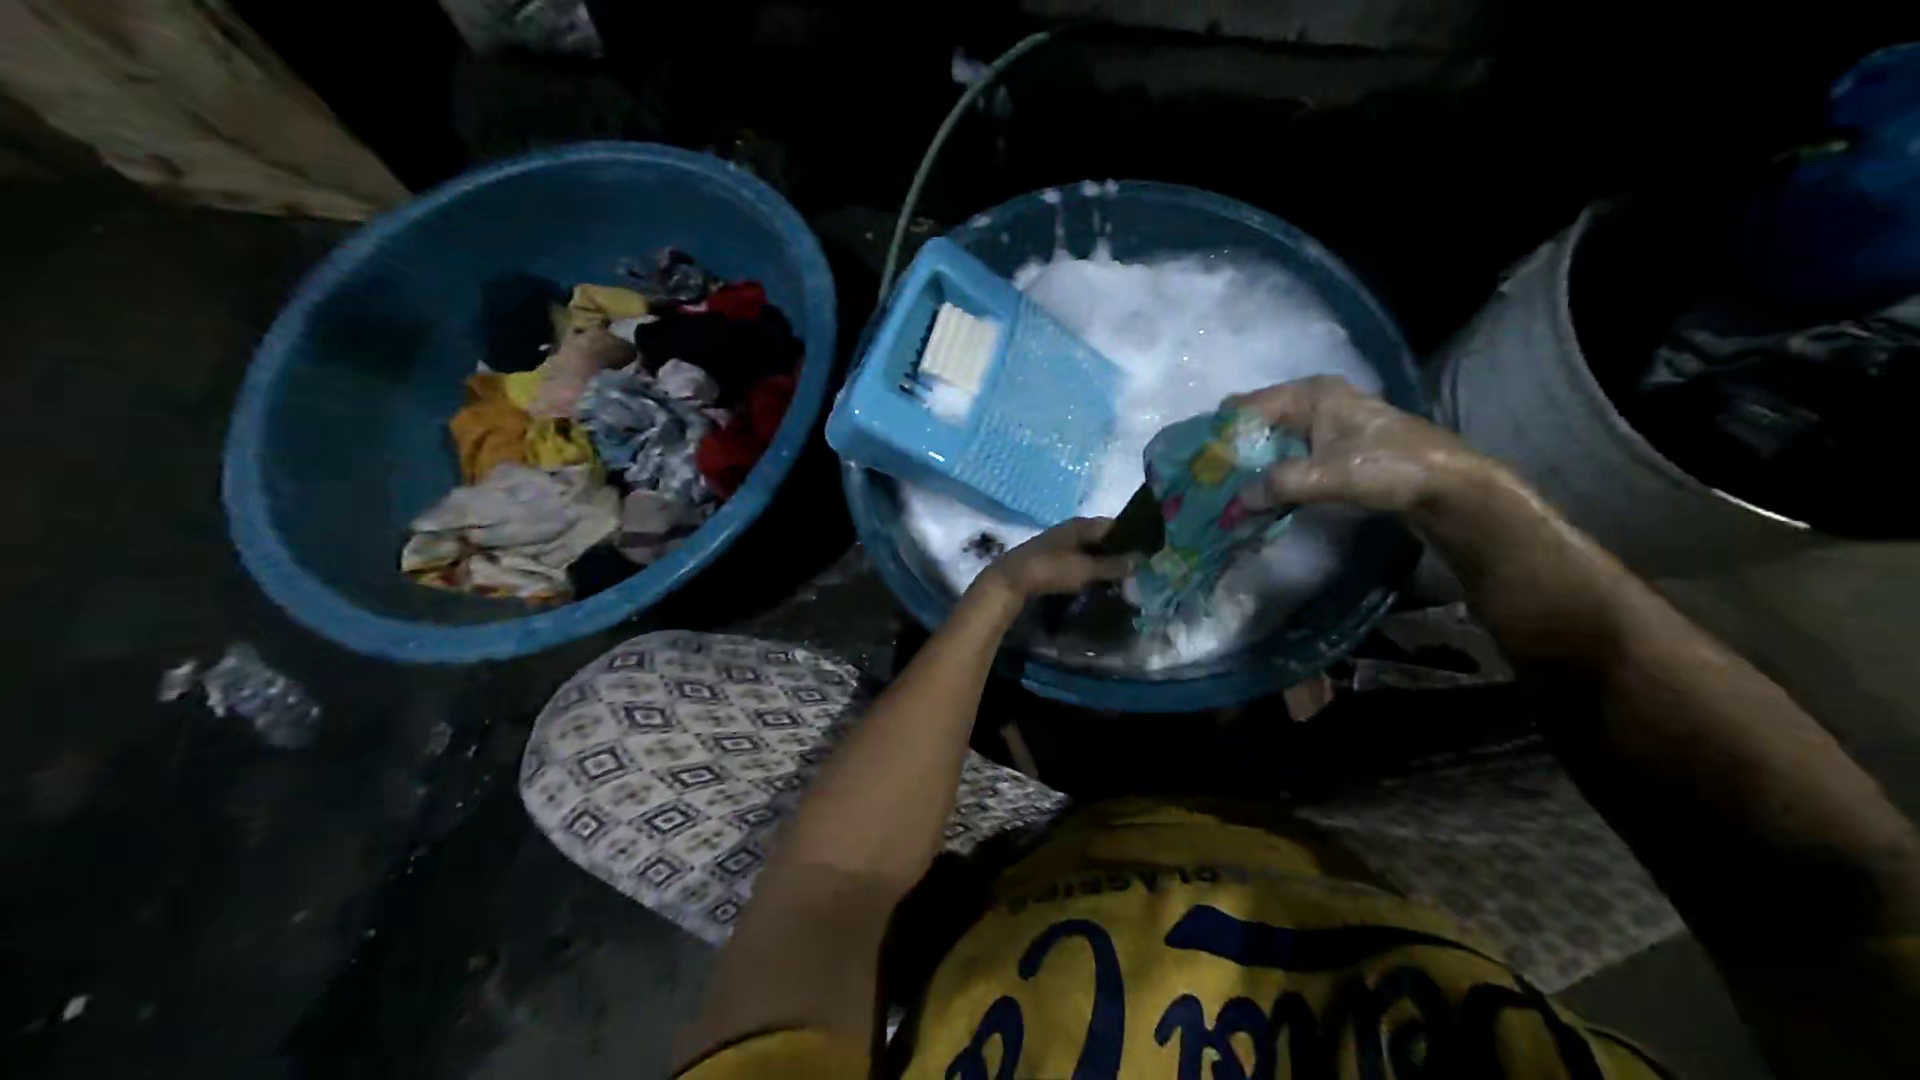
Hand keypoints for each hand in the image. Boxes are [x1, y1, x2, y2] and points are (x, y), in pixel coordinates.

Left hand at [976, 518, 1137, 599]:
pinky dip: (1089, 568)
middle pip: (1101, 538)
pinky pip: (1077, 560)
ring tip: (1122, 578)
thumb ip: (1113, 565)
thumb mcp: (1086, 569)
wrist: (1011, 579)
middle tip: (1138, 569)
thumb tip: (1141, 560)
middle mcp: (1071, 529)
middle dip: (1118, 552)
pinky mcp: (1050, 558)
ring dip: (1103, 562)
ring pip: (1089, 550)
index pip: (1114, 524)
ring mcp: (1059, 543)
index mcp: (1081, 525)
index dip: (1131, 536)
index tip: (1147, 551)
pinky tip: (1097, 582)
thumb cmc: (1050, 569)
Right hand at [1229, 376, 1497, 513]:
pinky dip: (1271, 472)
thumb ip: (1275, 485)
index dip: (1220, 434)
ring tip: (1227, 492)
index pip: (1245, 406)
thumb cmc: (1388, 467)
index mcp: (1310, 394)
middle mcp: (1314, 400)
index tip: (1199, 464)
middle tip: (1208, 483)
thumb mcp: (1325, 476)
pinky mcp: (1335, 445)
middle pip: (1256, 422)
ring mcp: (1326, 422)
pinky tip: (1260, 494)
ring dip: (1251, 465)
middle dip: (1232, 451)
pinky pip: (1288, 454)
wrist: (1450, 487)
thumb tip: (1236, 502)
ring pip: (1271, 440)